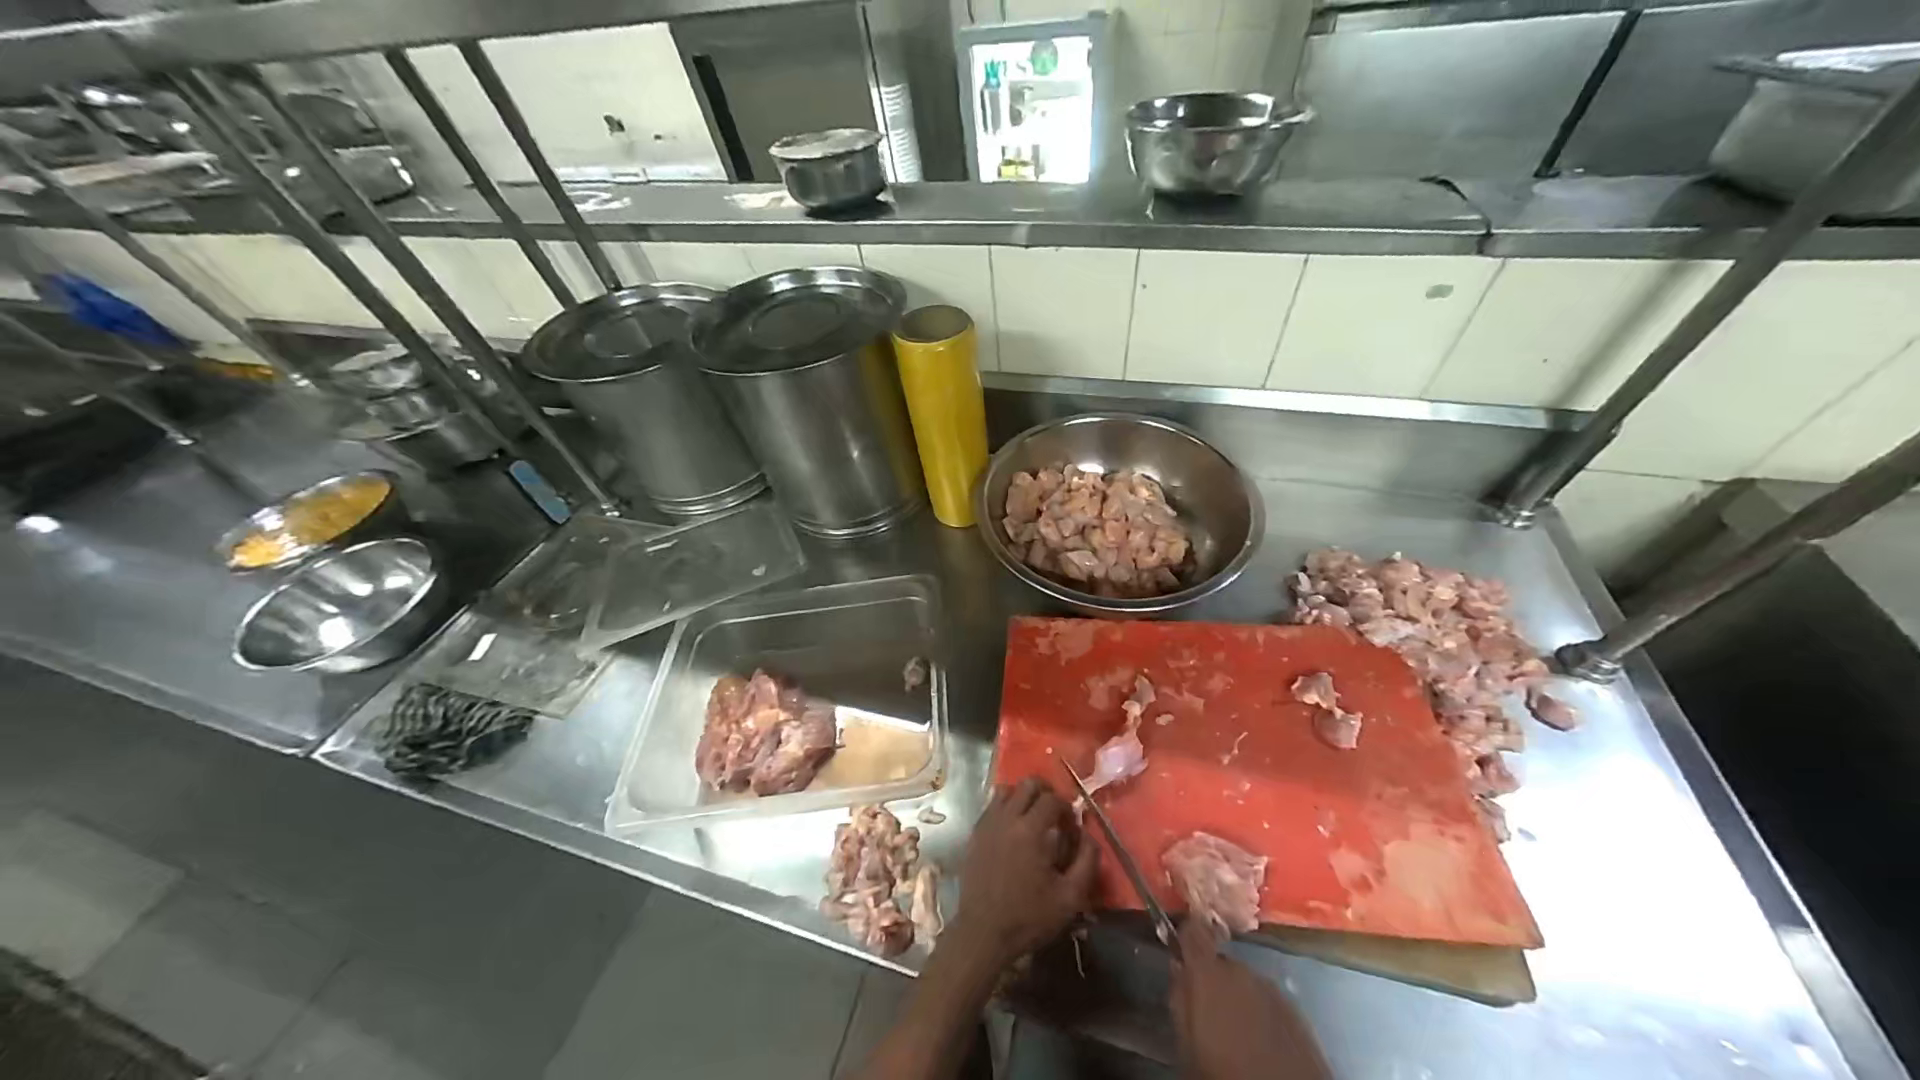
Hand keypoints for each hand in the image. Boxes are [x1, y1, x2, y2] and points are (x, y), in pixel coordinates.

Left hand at [947, 777, 1098, 967]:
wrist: (983, 933)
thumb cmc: (1029, 917)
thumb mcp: (1071, 897)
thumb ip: (1087, 861)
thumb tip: (1089, 835)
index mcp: (1031, 829)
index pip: (1052, 798)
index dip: (1066, 807)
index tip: (1071, 824)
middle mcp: (1006, 818)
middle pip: (1027, 784)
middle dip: (1045, 792)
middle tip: (1054, 813)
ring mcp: (987, 824)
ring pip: (1005, 790)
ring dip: (1023, 797)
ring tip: (1033, 818)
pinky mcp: (974, 834)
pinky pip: (991, 807)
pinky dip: (1005, 808)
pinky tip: (1012, 831)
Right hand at [1171, 916, 1331, 1079]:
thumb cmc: (1226, 1072)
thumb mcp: (1187, 1044)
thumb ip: (1179, 999)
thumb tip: (1178, 968)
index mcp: (1209, 974)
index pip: (1193, 930)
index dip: (1185, 934)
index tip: (1179, 948)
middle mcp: (1241, 971)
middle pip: (1220, 961)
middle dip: (1212, 978)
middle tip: (1207, 1010)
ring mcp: (1271, 987)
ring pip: (1243, 981)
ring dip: (1236, 995)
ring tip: (1235, 1029)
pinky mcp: (1296, 1009)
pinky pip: (1266, 998)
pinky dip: (1258, 1010)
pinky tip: (1259, 1039)